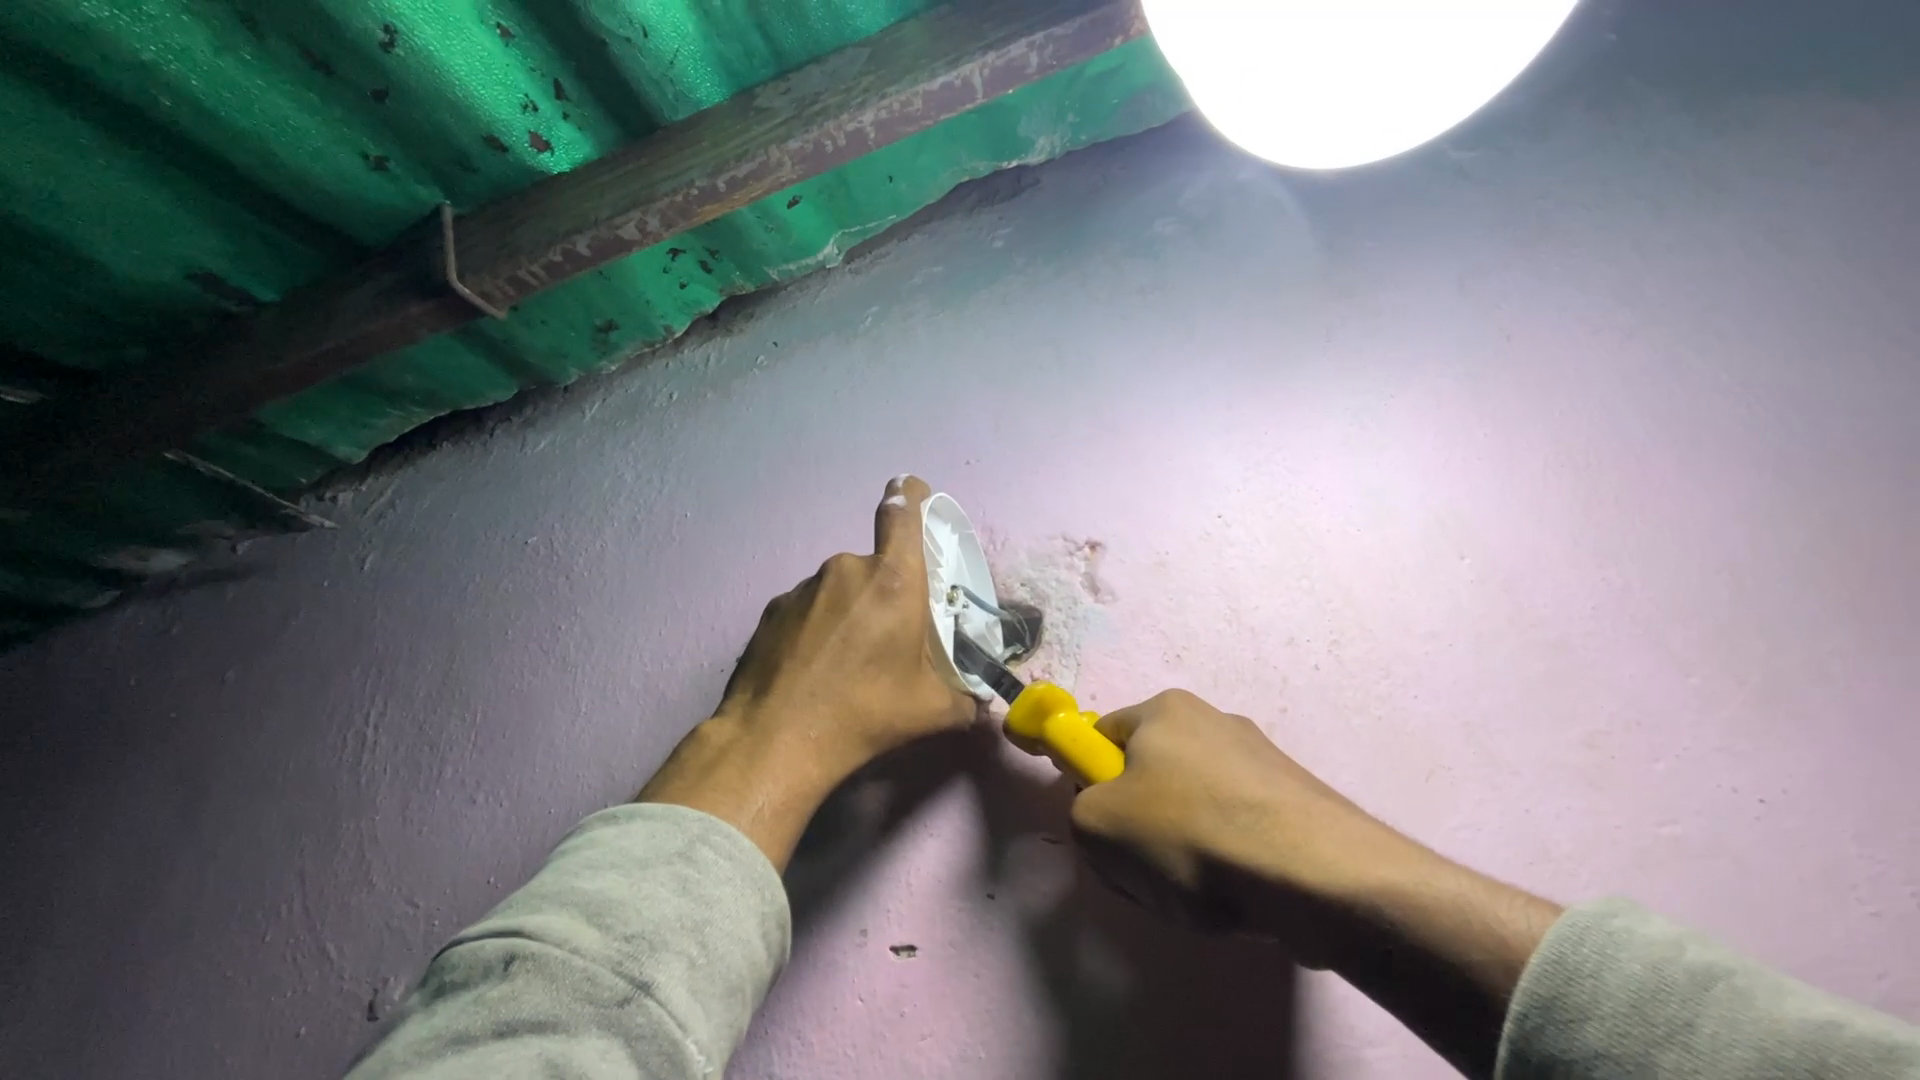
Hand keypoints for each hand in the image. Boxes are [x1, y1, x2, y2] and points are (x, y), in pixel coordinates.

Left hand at [639, 476, 976, 869]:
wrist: (775, 739)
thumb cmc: (865, 712)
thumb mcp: (930, 710)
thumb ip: (965, 700)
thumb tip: (983, 706)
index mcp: (892, 580)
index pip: (903, 513)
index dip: (911, 496)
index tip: (914, 494)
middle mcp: (846, 570)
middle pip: (876, 566)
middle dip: (887, 594)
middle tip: (890, 638)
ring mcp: (803, 587)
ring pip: (841, 590)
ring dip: (851, 613)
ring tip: (848, 663)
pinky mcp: (773, 610)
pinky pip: (809, 609)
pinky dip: (818, 628)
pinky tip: (815, 669)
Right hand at [1068, 689, 1560, 1077]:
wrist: (1316, 875)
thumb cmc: (1189, 836)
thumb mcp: (1095, 826)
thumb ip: (1079, 809)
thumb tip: (1107, 812)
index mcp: (1164, 709)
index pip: (1103, 736)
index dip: (1091, 781)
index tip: (1104, 826)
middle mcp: (1216, 720)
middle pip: (1151, 774)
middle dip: (1141, 822)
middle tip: (1145, 868)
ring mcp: (1264, 760)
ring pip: (1195, 808)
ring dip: (1184, 849)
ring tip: (1197, 893)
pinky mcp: (1299, 801)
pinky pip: (1240, 830)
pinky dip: (1229, 862)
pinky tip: (1238, 895)